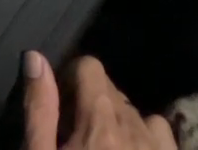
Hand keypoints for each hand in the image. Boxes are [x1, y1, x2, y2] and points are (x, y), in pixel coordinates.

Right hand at [23, 53, 175, 149]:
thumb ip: (39, 108)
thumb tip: (35, 57)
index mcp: (98, 120)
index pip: (90, 66)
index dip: (70, 77)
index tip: (59, 101)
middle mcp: (133, 128)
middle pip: (111, 89)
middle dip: (91, 100)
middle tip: (73, 131)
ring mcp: (158, 147)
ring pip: (136, 111)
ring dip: (117, 120)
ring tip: (101, 146)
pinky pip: (162, 131)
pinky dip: (146, 135)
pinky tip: (132, 149)